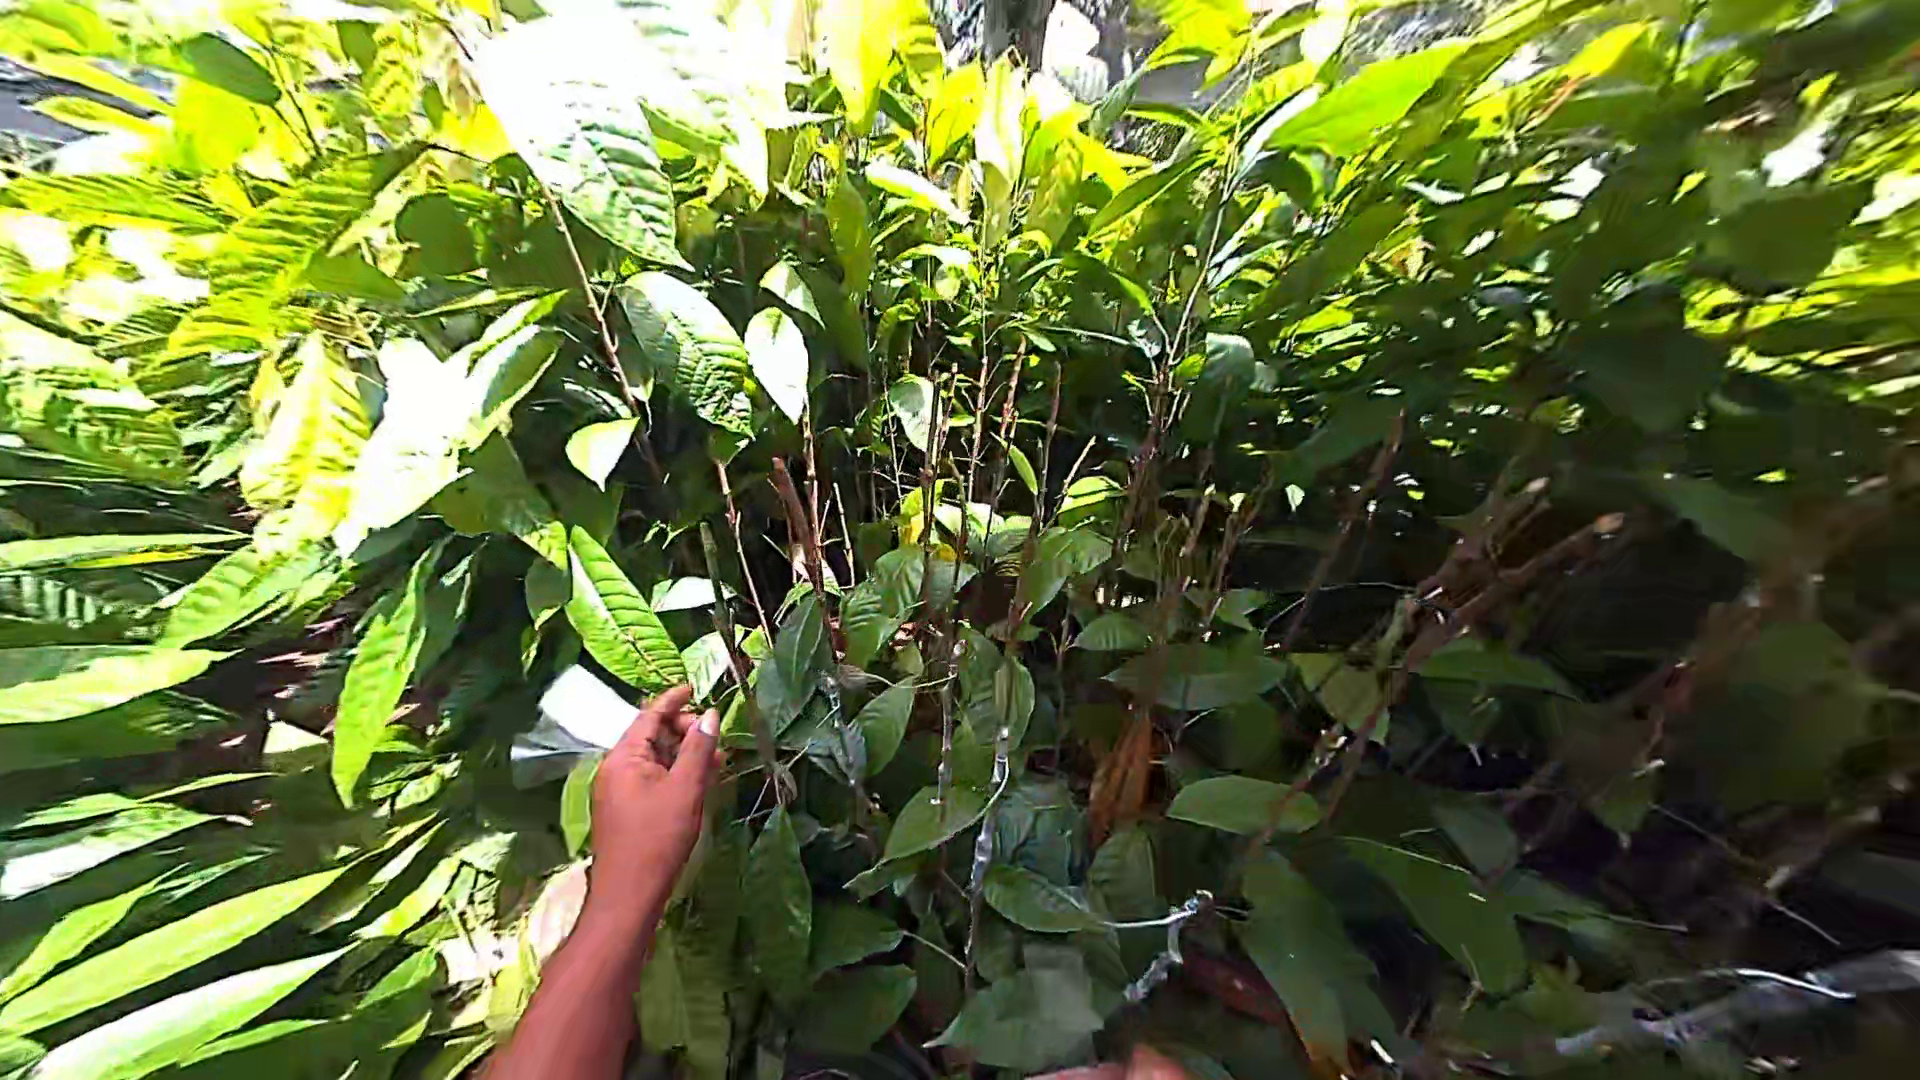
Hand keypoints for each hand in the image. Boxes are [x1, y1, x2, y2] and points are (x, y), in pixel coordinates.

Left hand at [586, 685, 721, 920]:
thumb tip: (710, 714)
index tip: (694, 686)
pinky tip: (701, 778)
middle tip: (715, 737)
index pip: (649, 716)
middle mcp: (616, 770)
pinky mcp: (628, 809)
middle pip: (653, 735)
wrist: (629, 896)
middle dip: (686, 730)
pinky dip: (678, 772)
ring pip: (657, 757)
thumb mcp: (686, 787)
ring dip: (686, 753)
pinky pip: (655, 777)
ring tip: (716, 759)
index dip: (673, 700)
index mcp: (623, 759)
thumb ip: (699, 747)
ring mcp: (620, 791)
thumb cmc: (657, 837)